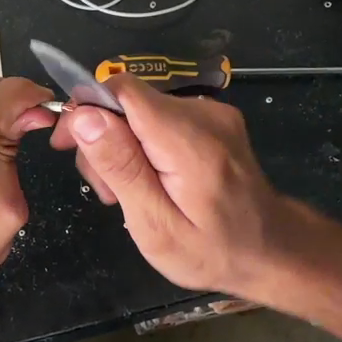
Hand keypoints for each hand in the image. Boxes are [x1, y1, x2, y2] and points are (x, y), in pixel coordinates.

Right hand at [49, 75, 284, 293]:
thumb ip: (121, 167)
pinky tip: (147, 180)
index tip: (67, 148)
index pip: (121, 89)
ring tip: (128, 193)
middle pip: (125, 101)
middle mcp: (201, 112)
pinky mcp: (210, 119)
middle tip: (106, 192)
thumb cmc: (212, 251)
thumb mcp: (156, 224)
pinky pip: (156, 117)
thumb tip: (84, 115)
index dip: (85, 110)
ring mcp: (210, 113)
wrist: (274, 252)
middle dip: (100, 140)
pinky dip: (141, 145)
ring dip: (119, 146)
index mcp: (189, 139)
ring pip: (136, 110)